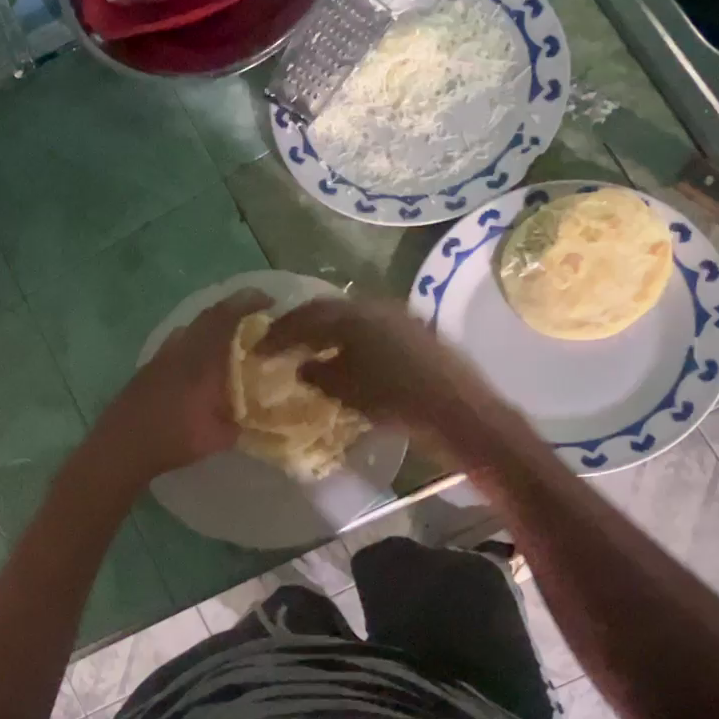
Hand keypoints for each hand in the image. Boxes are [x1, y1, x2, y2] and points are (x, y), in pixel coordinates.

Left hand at [93, 289, 271, 478]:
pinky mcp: (147, 369)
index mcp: (201, 361)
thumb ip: (239, 422)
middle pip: (207, 316)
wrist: (121, 447)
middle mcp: (180, 350)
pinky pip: (177, 345)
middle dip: (233, 310)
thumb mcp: (218, 437)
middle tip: (254, 315)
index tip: (268, 300)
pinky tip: (199, 365)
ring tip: (229, 341)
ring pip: (190, 330)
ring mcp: (160, 357)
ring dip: (211, 327)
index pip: (225, 317)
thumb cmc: (172, 441)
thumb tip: (254, 416)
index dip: (247, 302)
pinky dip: (194, 344)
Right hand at [257, 298, 512, 450]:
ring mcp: (399, 315)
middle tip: (280, 343)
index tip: (259, 348)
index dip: (279, 334)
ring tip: (309, 350)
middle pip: (328, 310)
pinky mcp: (415, 330)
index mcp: (353, 316)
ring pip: (352, 317)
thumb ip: (318, 374)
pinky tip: (345, 356)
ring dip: (328, 331)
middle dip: (302, 326)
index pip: (305, 317)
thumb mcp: (347, 392)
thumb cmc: (397, 402)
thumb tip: (303, 367)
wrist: (459, 412)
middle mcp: (375, 306)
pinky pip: (371, 327)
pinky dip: (350, 338)